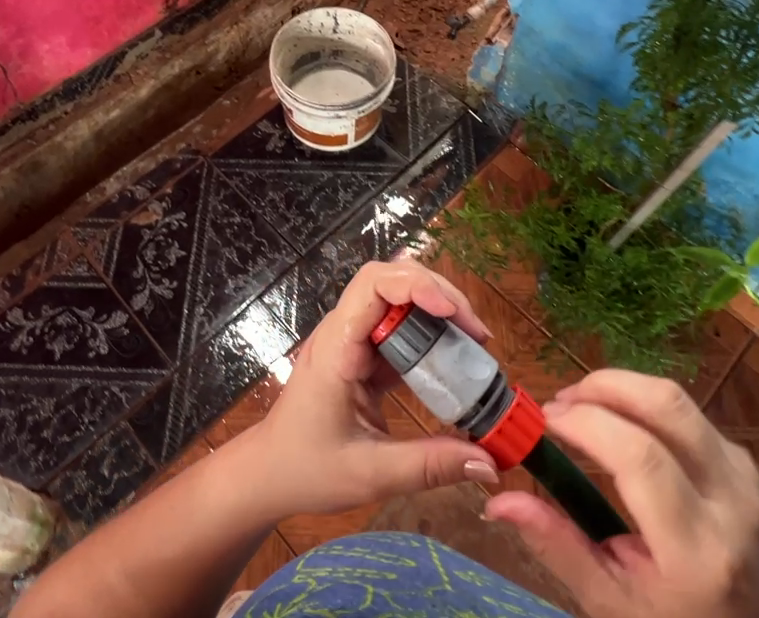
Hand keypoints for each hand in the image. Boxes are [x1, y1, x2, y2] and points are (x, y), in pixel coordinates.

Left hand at [223, 258, 501, 518]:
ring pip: (398, 303)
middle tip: (477, 333)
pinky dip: (429, 338)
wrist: (269, 474)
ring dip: (437, 313)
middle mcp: (343, 332)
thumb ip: (430, 465)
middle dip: (438, 295)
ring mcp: (352, 341)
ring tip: (473, 341)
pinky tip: (454, 359)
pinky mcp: (361, 356)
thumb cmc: (307, 469)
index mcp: (337, 347)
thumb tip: (489, 462)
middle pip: (391, 282)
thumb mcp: (371, 473)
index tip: (452, 313)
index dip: (416, 285)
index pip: (373, 284)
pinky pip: (399, 332)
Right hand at [485, 370, 758, 617]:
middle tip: (560, 402)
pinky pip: (689, 415)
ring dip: (621, 390)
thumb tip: (498, 501)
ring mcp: (745, 479)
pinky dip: (643, 406)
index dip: (586, 423)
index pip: (642, 457)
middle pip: (669, 407)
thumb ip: (556, 545)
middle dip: (604, 386)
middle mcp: (732, 503)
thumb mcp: (609, 602)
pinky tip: (616, 427)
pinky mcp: (744, 465)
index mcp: (697, 550)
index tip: (543, 420)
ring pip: (679, 402)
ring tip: (579, 410)